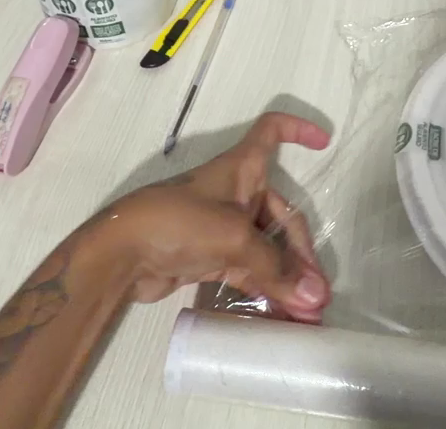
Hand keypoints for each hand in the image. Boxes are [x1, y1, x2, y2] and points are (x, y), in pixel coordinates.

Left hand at [89, 112, 331, 321]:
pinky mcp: (211, 257)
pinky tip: (282, 315)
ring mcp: (224, 226)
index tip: (324, 141)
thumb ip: (276, 268)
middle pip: (281, 214)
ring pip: (267, 248)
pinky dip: (267, 289)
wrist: (122, 255)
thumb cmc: (180, 222)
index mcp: (242, 168)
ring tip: (307, 314)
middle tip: (317, 293)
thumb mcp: (234, 238)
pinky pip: (250, 271)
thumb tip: (315, 297)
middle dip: (301, 253)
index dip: (297, 130)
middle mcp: (237, 192)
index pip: (272, 131)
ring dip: (287, 278)